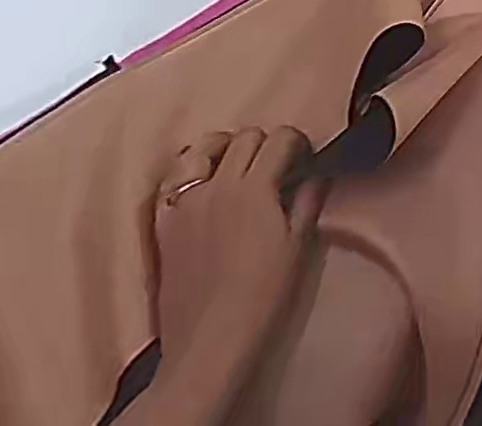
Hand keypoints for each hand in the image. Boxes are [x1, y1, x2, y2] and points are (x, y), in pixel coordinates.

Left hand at [153, 128, 325, 372]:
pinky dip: (191, 171)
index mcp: (255, 188)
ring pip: (204, 147)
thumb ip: (308, 200)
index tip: (305, 158)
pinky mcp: (163, 221)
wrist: (210, 344)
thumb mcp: (297, 246)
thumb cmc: (263, 295)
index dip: (298, 142)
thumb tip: (317, 172)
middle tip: (277, 168)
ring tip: (237, 167)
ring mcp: (186, 201)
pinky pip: (173, 178)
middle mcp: (218, 184)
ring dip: (226, 148)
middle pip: (246, 137)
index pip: (281, 139)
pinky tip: (203, 183)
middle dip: (267, 144)